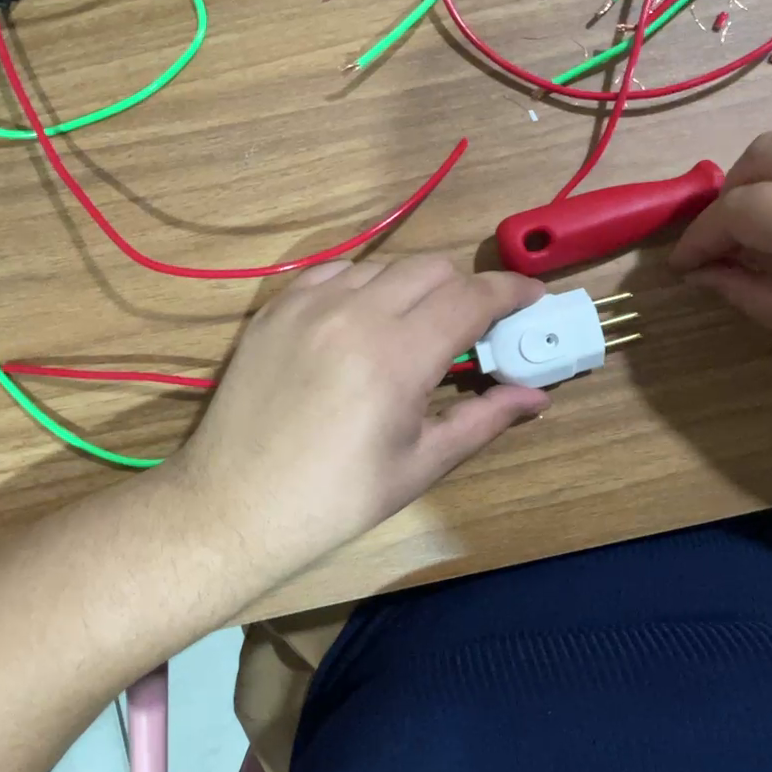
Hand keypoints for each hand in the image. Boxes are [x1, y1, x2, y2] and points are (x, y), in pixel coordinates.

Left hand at [170, 257, 549, 574]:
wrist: (233, 506)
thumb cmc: (336, 498)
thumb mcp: (420, 464)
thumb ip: (484, 419)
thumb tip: (537, 396)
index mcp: (398, 356)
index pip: (472, 297)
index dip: (512, 291)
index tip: (532, 298)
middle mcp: (355, 314)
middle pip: (433, 268)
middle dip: (465, 290)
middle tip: (472, 329)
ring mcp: (308, 305)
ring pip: (385, 266)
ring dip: (415, 287)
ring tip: (414, 328)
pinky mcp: (275, 309)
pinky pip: (335, 272)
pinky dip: (364, 285)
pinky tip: (363, 320)